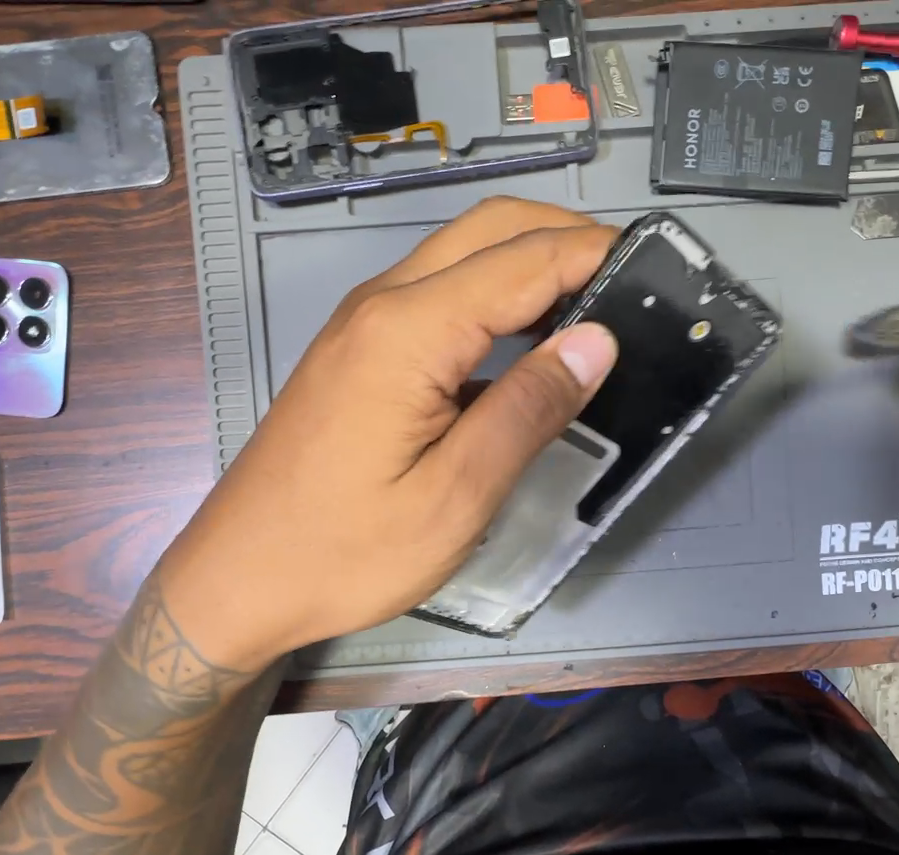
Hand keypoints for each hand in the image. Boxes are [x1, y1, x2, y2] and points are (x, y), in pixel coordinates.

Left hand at [157, 198, 618, 669]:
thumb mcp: (456, 496)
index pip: (524, 261)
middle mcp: (382, 306)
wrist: (240, 580)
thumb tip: (595, 342)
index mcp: (408, 332)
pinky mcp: (358, 353)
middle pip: (489, 230)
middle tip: (630, 282)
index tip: (658, 269)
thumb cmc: (345, 553)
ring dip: (529, 265)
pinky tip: (527, 345)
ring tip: (593, 310)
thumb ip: (528, 410)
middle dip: (565, 238)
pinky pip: (437, 297)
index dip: (595, 255)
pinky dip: (493, 300)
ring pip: (461, 256)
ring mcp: (363, 326)